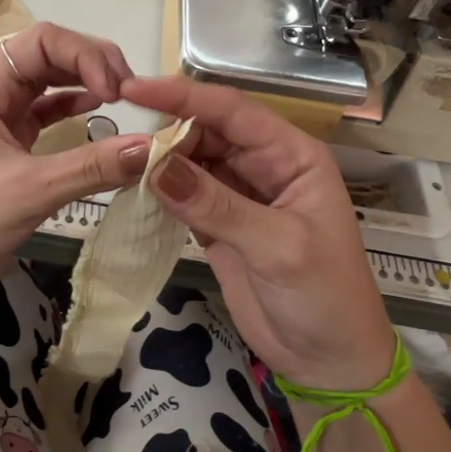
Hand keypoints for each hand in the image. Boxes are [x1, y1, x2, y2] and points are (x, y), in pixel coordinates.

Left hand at [0, 22, 152, 303]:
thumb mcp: (31, 190)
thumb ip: (93, 165)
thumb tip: (152, 147)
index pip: (40, 41)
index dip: (84, 54)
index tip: (117, 91)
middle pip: (46, 55)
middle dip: (91, 63)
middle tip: (132, 91)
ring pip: (48, 82)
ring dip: (85, 83)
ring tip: (124, 98)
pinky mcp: (8, 147)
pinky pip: (46, 113)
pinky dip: (73, 108)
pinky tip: (99, 111)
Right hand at [122, 76, 395, 389]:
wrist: (330, 362)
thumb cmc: (325, 297)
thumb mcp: (279, 248)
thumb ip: (218, 206)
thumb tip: (156, 165)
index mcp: (292, 156)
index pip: (232, 111)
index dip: (184, 96)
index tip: (134, 89)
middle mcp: (264, 165)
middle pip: (206, 130)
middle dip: (166, 129)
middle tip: (121, 140)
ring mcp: (238, 194)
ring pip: (190, 159)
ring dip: (158, 160)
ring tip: (120, 162)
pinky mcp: (217, 224)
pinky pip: (181, 194)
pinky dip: (158, 190)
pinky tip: (132, 188)